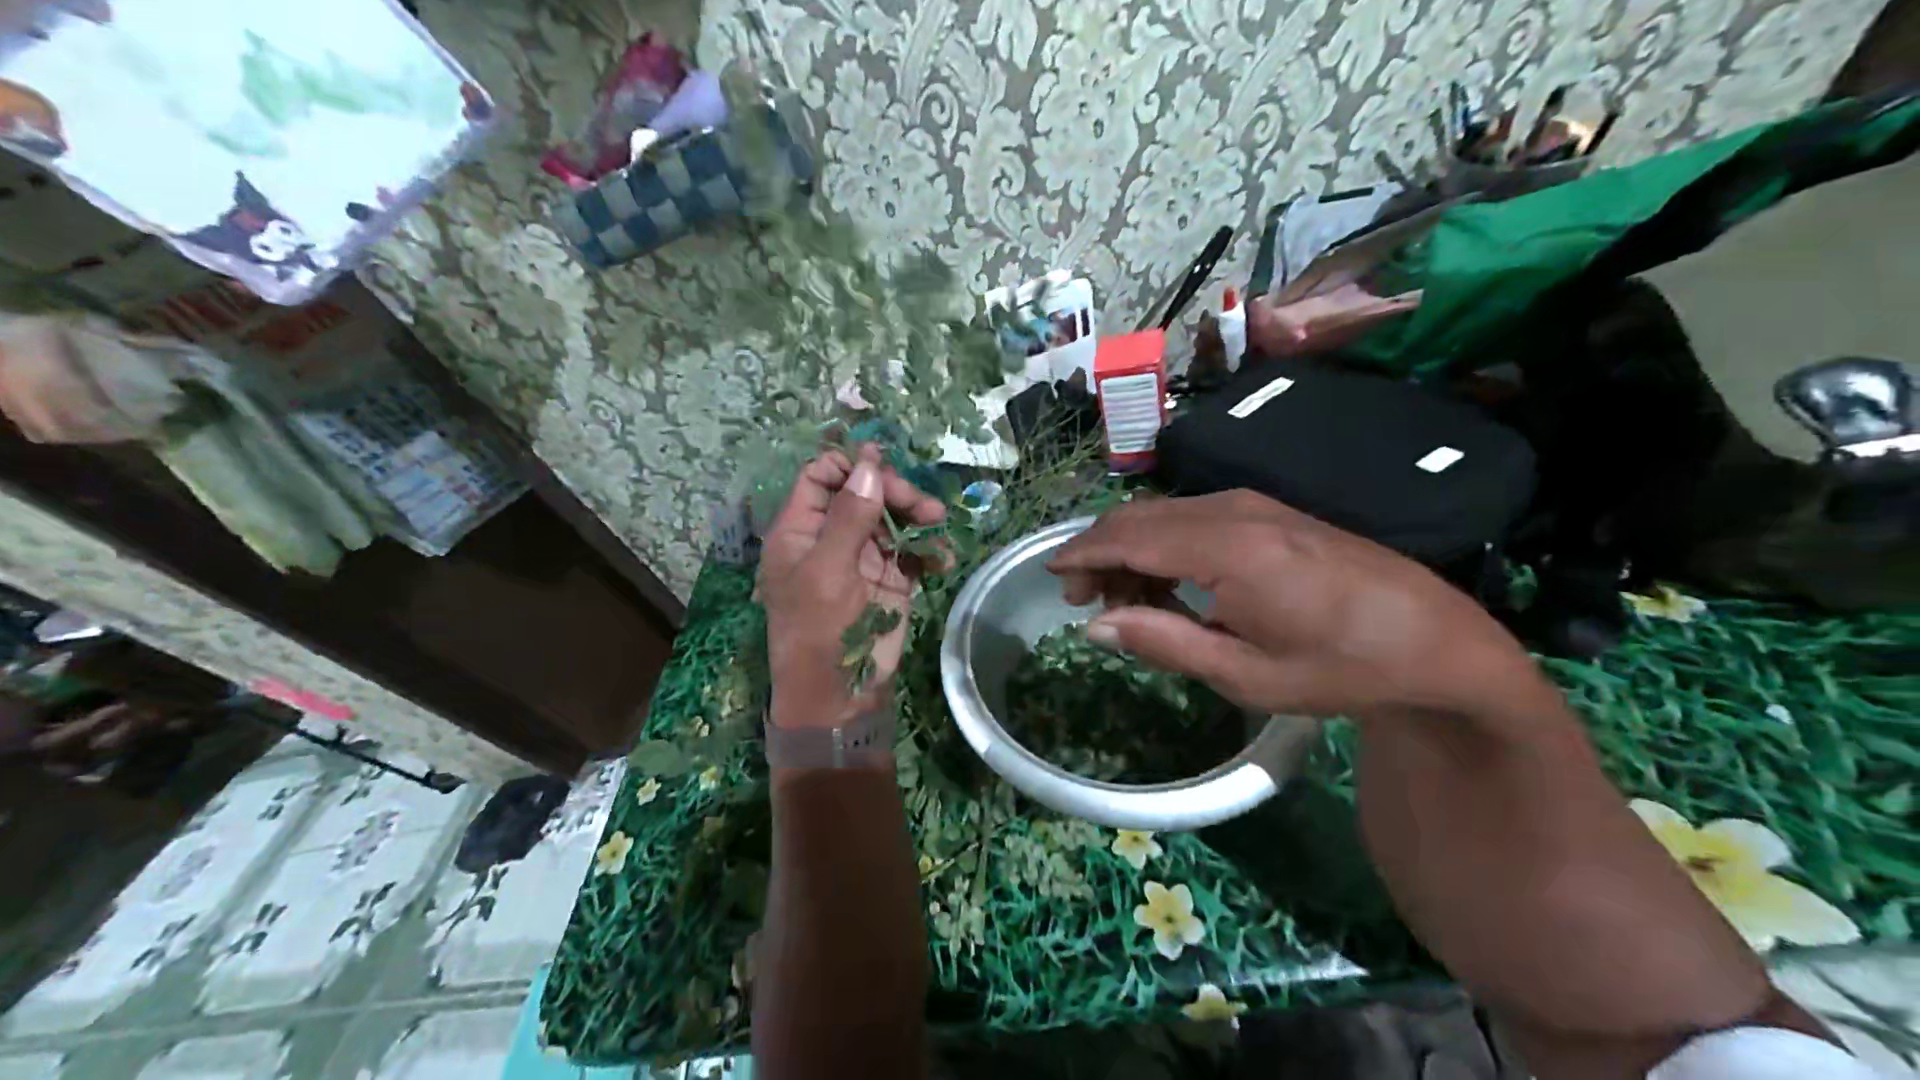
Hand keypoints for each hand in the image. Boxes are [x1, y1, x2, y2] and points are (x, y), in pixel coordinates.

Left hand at [758, 444, 944, 729]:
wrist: (839, 697)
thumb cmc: (818, 631)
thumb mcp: (826, 571)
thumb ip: (849, 517)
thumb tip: (870, 465)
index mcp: (801, 530)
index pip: (820, 477)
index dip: (850, 466)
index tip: (883, 466)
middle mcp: (831, 537)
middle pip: (864, 492)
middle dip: (893, 491)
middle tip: (920, 504)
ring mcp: (864, 557)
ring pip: (893, 517)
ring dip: (918, 514)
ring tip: (937, 523)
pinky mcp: (893, 579)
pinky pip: (914, 551)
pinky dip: (930, 549)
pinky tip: (942, 559)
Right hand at [1046, 490, 1549, 720]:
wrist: (1434, 639)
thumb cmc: (1340, 667)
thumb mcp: (1245, 673)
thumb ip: (1163, 642)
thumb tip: (1094, 626)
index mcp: (1226, 550)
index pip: (1127, 537)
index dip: (1080, 555)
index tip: (1051, 577)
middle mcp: (1232, 511)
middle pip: (1137, 518)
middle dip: (1099, 554)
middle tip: (1086, 604)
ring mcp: (1252, 505)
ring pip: (1161, 514)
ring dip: (1129, 550)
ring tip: (1127, 603)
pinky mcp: (1266, 511)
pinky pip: (1190, 516)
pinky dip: (1161, 544)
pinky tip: (1169, 584)